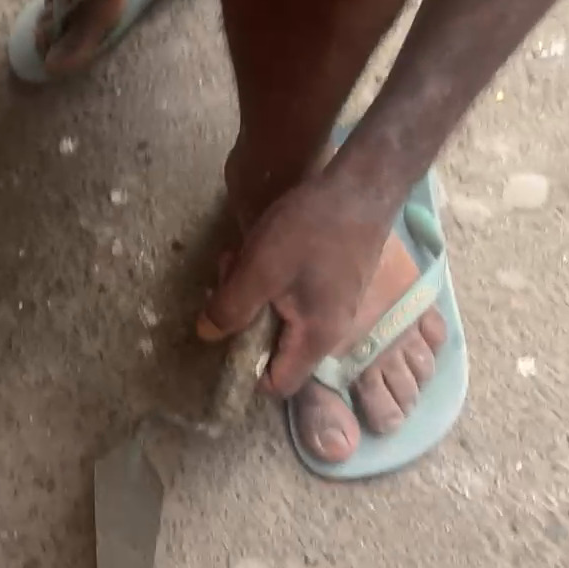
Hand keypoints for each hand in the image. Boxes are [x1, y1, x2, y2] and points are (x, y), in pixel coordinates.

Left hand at [197, 169, 398, 395]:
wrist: (361, 183)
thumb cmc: (311, 228)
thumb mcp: (258, 270)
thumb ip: (230, 309)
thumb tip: (207, 336)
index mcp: (316, 337)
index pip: (278, 384)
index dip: (244, 373)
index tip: (221, 342)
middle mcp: (329, 331)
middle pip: (273, 352)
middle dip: (240, 326)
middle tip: (224, 285)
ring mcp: (332, 308)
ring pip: (277, 322)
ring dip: (250, 299)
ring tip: (236, 262)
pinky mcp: (330, 287)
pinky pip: (290, 302)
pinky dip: (267, 286)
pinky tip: (255, 256)